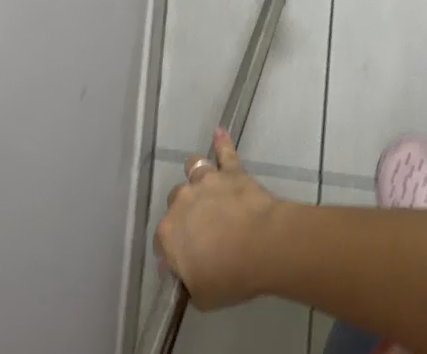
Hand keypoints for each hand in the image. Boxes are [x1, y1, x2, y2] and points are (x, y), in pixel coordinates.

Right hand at [154, 128, 288, 309]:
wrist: (263, 245)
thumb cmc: (230, 276)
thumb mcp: (202, 296)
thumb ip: (189, 284)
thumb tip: (188, 278)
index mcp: (168, 234)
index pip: (163, 242)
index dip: (174, 252)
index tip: (187, 261)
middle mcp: (181, 202)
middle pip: (176, 202)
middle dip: (186, 213)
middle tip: (202, 227)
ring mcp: (206, 183)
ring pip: (194, 170)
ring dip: (196, 175)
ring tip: (203, 180)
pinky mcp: (231, 172)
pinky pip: (225, 152)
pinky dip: (222, 142)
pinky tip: (220, 131)